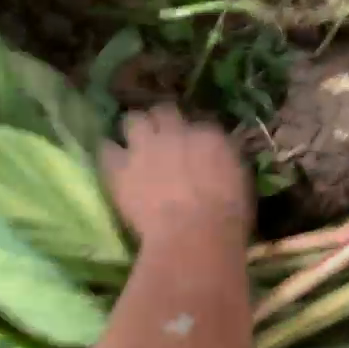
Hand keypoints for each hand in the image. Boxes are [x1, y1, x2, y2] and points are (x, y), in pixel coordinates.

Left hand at [99, 107, 253, 246]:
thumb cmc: (228, 219)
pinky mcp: (119, 166)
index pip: (202, 124)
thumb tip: (220, 162)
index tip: (195, 148)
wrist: (194, 236)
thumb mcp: (241, 185)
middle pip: (164, 111)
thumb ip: (227, 164)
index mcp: (211, 137)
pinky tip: (114, 162)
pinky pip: (107, 148)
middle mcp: (177, 132)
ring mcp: (145, 146)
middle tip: (162, 137)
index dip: (195, 135)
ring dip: (135, 129)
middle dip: (162, 121)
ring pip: (133, 119)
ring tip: (135, 144)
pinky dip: (111, 153)